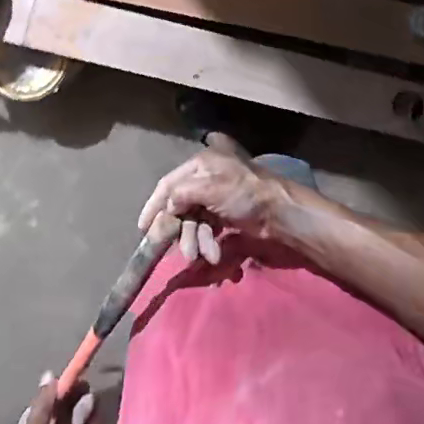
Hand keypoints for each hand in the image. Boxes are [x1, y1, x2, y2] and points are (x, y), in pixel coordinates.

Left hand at [8, 375, 92, 423]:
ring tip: (92, 393)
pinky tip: (97, 411)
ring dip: (81, 407)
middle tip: (84, 380)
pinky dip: (90, 422)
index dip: (52, 391)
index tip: (67, 374)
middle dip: (69, 396)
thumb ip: (42, 406)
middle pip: (57, 411)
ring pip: (71, 421)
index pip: (39, 406)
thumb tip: (49, 374)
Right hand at [138, 134, 295, 263]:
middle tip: (185, 253)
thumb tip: (166, 206)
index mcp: (200, 165)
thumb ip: (182, 194)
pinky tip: (215, 257)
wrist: (280, 212)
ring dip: (198, 242)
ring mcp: (216, 199)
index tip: (143, 228)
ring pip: (194, 223)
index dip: (154, 205)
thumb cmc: (244, 194)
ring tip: (208, 257)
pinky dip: (209, 244)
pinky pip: (208, 231)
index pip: (168, 184)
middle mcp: (205, 179)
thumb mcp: (210, 188)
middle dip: (182, 232)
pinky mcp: (227, 216)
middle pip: (181, 208)